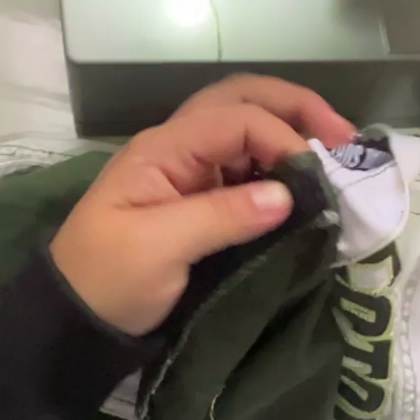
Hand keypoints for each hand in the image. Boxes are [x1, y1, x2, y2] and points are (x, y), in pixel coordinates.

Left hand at [50, 77, 354, 334]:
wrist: (74, 319)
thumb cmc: (107, 279)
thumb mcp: (158, 248)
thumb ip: (222, 215)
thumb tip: (289, 194)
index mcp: (164, 148)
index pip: (236, 119)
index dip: (283, 137)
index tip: (316, 178)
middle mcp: (179, 147)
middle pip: (242, 101)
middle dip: (296, 108)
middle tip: (344, 136)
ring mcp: (190, 170)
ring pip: (246, 127)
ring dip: (291, 132)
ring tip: (334, 156)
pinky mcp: (200, 197)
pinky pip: (245, 166)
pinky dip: (279, 166)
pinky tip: (303, 185)